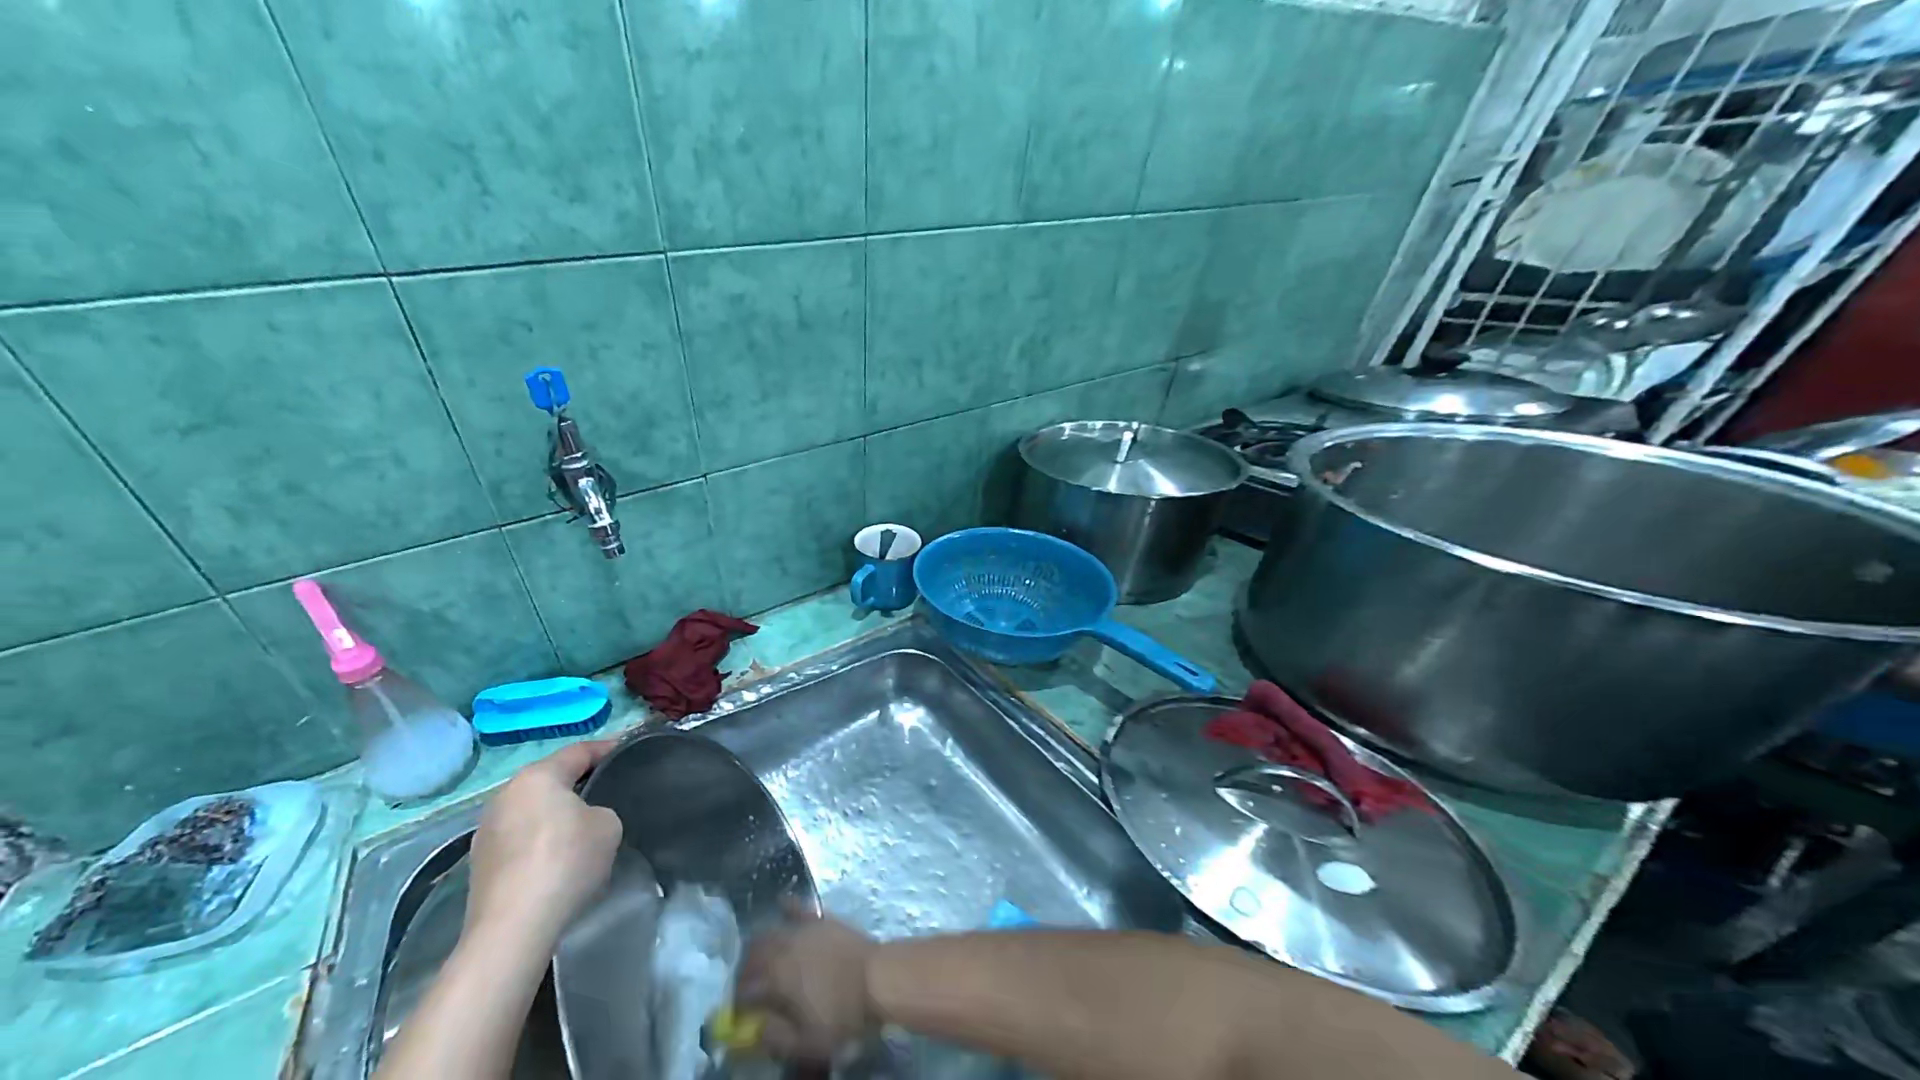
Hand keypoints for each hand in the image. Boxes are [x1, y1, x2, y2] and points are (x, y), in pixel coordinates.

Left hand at [465, 740, 622, 945]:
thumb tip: (583, 821)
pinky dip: (541, 840)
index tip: (627, 750)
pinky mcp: (482, 864)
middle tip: (609, 789)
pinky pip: (521, 838)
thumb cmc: (565, 861)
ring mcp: (487, 831)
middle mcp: (505, 796)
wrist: (513, 928)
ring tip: (584, 828)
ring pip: (533, 810)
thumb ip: (601, 810)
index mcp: (536, 777)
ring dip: (557, 814)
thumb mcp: (608, 825)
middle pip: (550, 780)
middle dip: (578, 783)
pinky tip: (559, 859)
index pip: (578, 752)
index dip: (606, 749)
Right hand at [737, 903, 880, 1060]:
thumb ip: (777, 1038)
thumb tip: (755, 1029)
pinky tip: (781, 902)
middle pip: (754, 955)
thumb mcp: (809, 1042)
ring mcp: (804, 930)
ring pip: (772, 931)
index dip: (738, 1001)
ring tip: (756, 952)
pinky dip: (788, 905)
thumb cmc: (845, 1013)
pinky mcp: (822, 919)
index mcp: (777, 979)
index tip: (737, 1010)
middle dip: (745, 969)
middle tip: (745, 981)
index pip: (746, 989)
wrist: (879, 977)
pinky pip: (800, 908)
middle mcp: (784, 949)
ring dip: (759, 943)